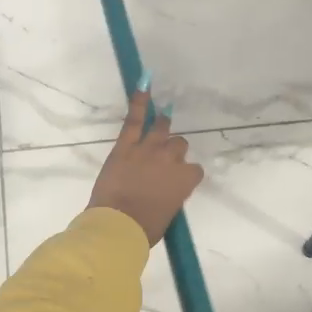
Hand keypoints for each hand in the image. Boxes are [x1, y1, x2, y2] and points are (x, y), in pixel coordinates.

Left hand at [87, 91, 204, 245]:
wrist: (117, 226)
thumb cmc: (144, 229)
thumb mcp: (167, 216)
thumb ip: (171, 198)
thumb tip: (165, 193)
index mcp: (185, 181)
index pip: (194, 170)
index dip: (184, 176)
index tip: (175, 184)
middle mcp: (171, 160)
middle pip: (179, 146)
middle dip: (172, 153)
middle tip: (161, 163)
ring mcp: (148, 149)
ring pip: (162, 130)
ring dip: (163, 126)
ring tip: (162, 119)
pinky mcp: (125, 146)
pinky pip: (134, 119)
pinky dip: (139, 101)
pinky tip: (144, 83)